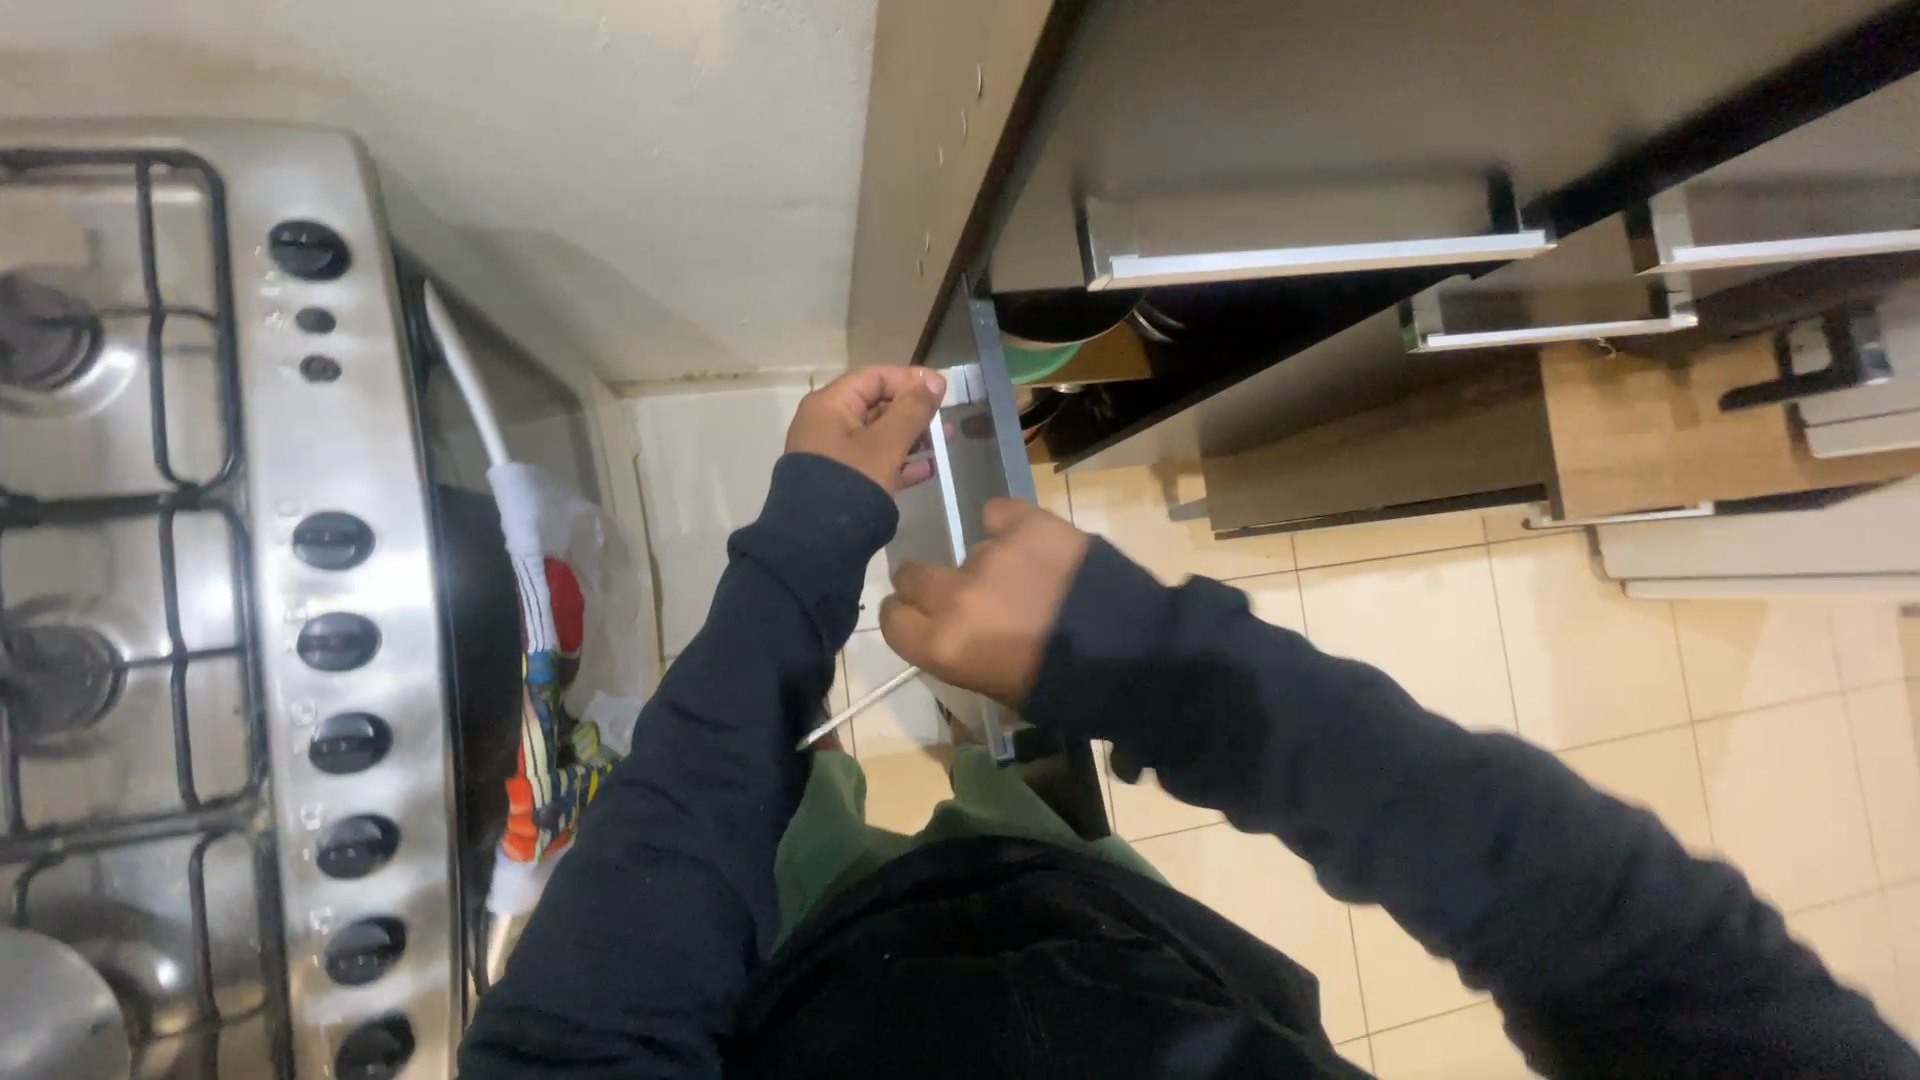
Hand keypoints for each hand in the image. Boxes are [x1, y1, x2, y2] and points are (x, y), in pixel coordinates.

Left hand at [786, 366, 946, 492]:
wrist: (818, 542)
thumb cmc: (853, 482)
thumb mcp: (887, 443)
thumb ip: (912, 410)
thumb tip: (933, 380)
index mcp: (830, 405)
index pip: (874, 377)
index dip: (909, 379)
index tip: (941, 389)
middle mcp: (827, 424)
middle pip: (876, 405)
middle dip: (913, 410)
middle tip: (946, 418)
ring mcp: (834, 454)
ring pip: (878, 436)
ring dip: (912, 437)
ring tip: (946, 440)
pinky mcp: (842, 480)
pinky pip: (874, 462)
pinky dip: (900, 462)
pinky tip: (928, 469)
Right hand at [880, 497, 1089, 708]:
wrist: (1135, 655)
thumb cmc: (1065, 689)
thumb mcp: (996, 690)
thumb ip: (959, 655)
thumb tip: (949, 632)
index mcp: (943, 646)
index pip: (892, 620)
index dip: (906, 617)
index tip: (922, 618)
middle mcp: (956, 596)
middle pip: (913, 575)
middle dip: (930, 586)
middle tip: (966, 595)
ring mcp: (991, 553)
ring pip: (968, 550)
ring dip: (987, 566)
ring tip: (1028, 580)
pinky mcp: (1027, 523)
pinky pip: (997, 512)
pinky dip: (1009, 526)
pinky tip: (1033, 544)